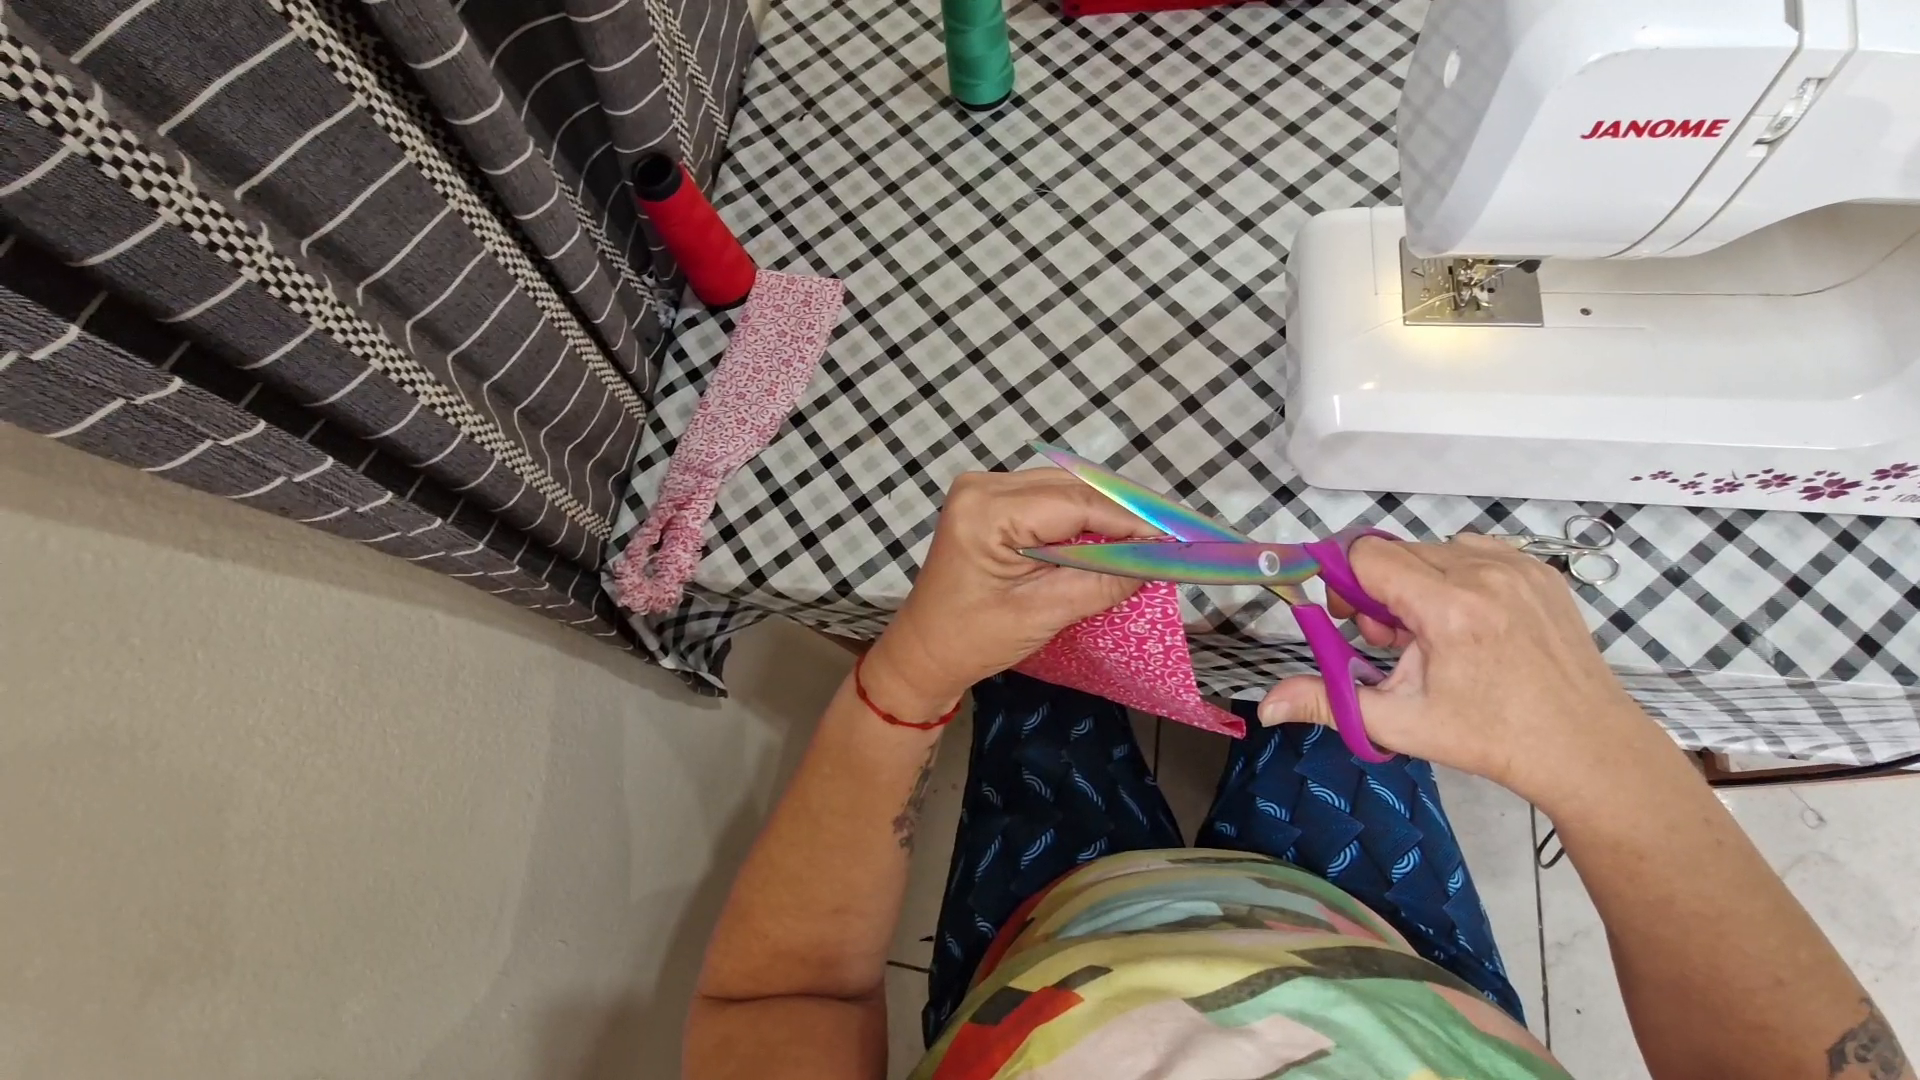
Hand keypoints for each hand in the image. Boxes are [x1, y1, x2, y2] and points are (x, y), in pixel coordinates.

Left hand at [861, 469, 1155, 720]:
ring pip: (1063, 490)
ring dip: (1102, 514)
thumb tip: (1155, 560)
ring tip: (1146, 538)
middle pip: (1071, 490)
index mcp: (986, 511)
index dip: (1130, 521)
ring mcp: (982, 489)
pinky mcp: (988, 501)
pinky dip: (1079, 518)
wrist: (923, 652)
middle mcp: (982, 485)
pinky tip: (1107, 536)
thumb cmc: (972, 639)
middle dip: (1121, 515)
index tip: (1174, 539)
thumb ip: (1100, 582)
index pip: (1075, 504)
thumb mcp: (1041, 614)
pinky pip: (1047, 499)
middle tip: (1168, 538)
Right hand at [1260, 534, 1666, 800]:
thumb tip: (1266, 707)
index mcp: (1449, 609)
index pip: (1367, 554)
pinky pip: (1472, 551)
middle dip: (1378, 590)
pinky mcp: (1541, 570)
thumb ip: (1325, 702)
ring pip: (1431, 550)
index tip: (1355, 624)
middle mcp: (1485, 573)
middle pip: (1395, 551)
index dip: (1346, 583)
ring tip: (1435, 635)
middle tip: (1397, 643)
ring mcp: (1519, 567)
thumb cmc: (1488, 738)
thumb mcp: (1398, 723)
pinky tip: (1467, 622)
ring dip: (1415, 583)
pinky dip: (1453, 577)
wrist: (1588, 750)